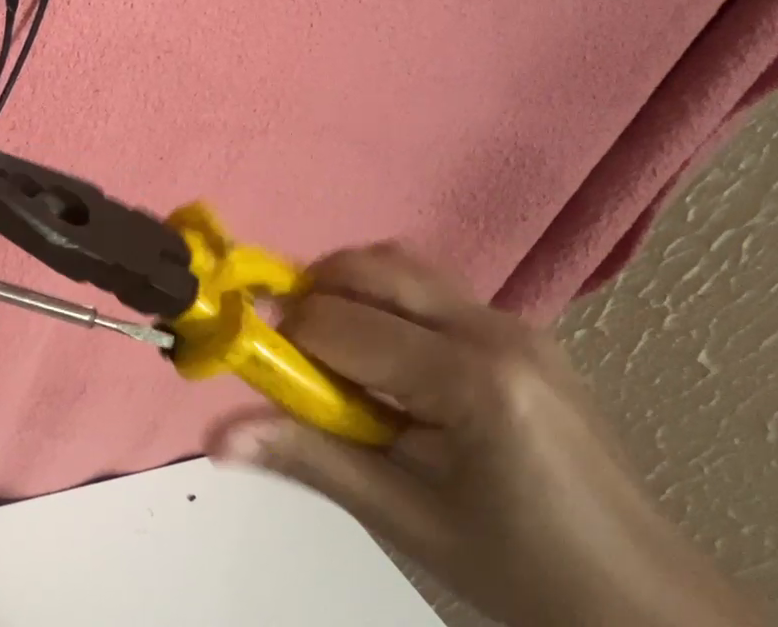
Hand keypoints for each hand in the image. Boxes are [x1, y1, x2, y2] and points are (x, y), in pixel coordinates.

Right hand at [212, 244, 762, 626]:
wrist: (645, 601)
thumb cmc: (521, 566)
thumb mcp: (407, 520)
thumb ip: (309, 459)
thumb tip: (214, 439)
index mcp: (473, 380)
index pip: (334, 321)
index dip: (282, 345)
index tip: (266, 383)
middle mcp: (497, 332)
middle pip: (365, 268)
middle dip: (308, 300)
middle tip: (292, 361)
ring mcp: (518, 326)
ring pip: (395, 266)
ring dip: (344, 296)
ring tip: (335, 360)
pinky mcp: (524, 334)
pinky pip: (428, 290)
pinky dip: (381, 305)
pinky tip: (385, 367)